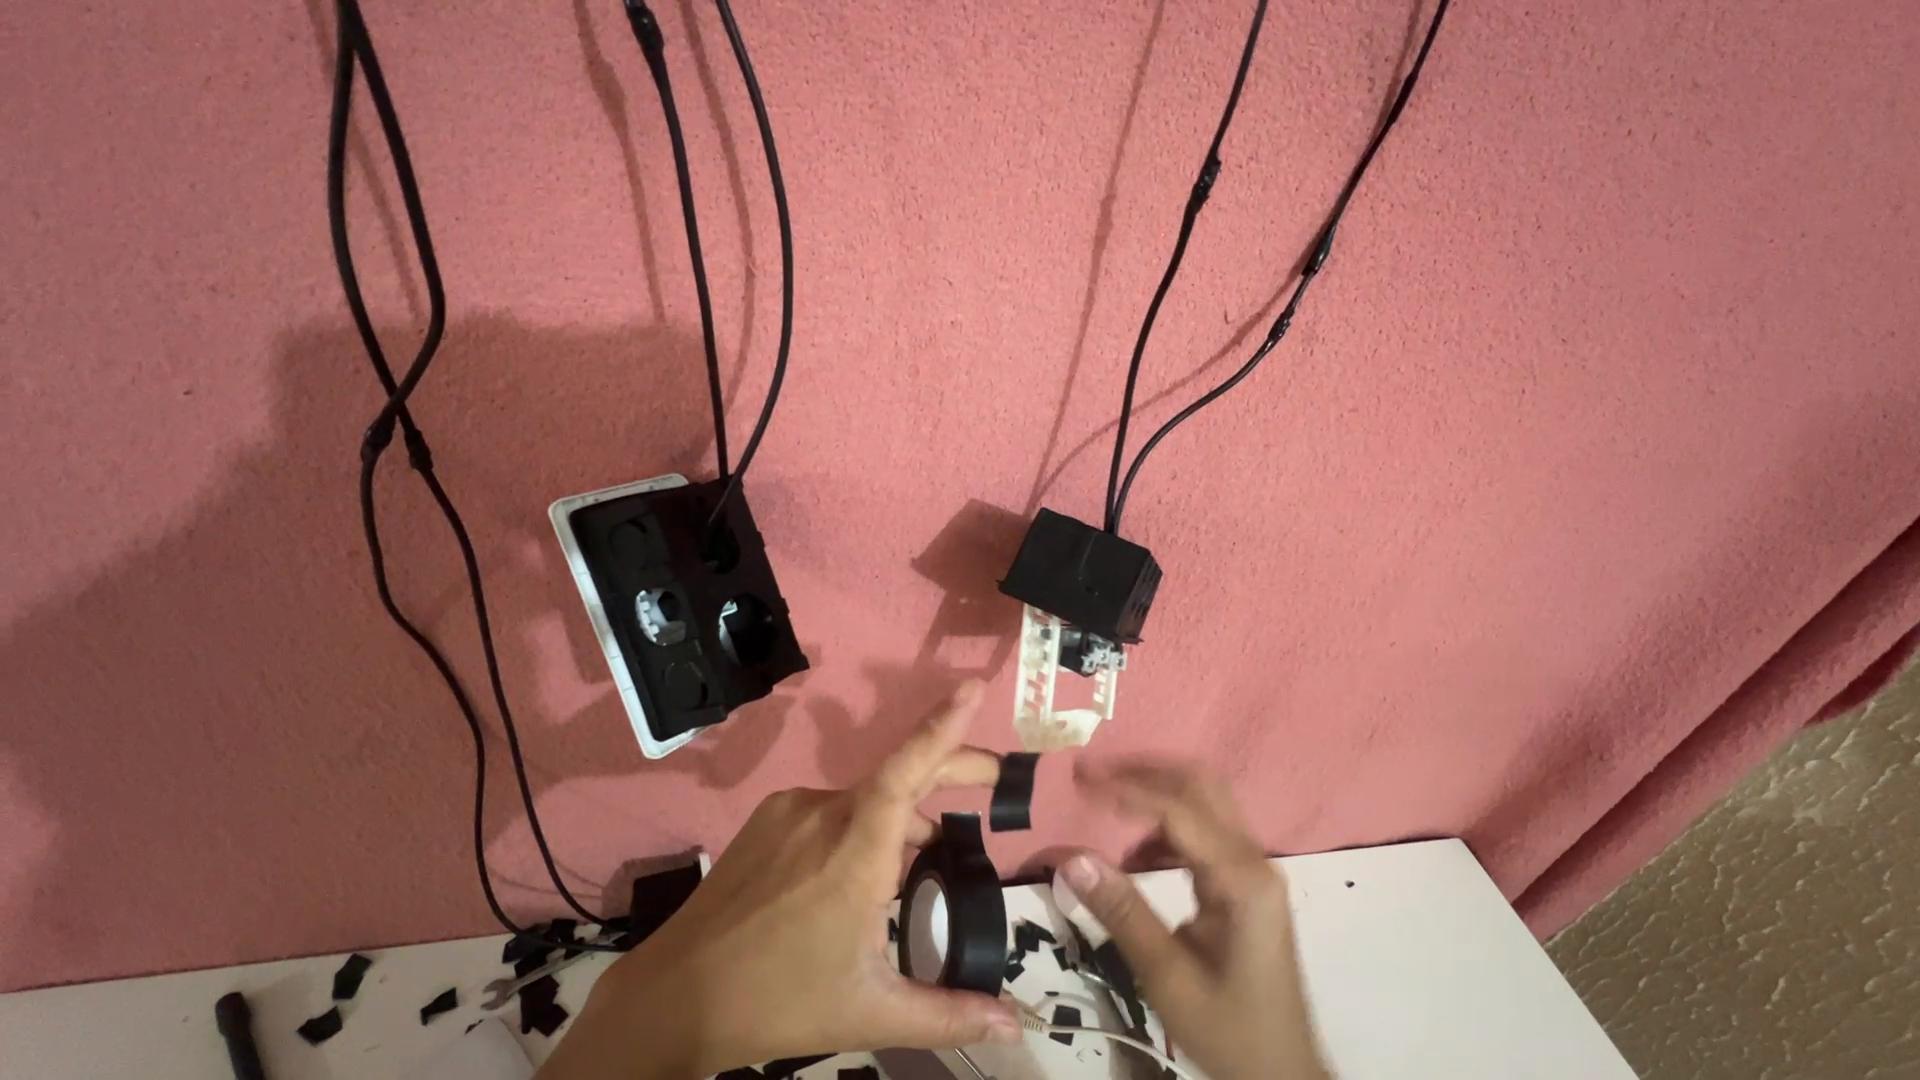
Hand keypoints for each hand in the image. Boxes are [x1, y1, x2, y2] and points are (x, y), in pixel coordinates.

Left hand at [539, 682, 1020, 1079]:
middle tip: (994, 780)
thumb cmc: (779, 1000)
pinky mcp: (769, 818)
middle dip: (953, 767)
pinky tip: (860, 874)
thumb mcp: (871, 1011)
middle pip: (900, 774)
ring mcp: (791, 811)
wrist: (675, 995)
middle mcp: (824, 814)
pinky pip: (834, 810)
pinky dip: (864, 828)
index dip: (941, 727)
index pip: (906, 772)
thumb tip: (1014, 1026)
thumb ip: (949, 1014)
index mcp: (855, 852)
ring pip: (867, 800)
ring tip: (920, 867)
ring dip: (903, 820)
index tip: (973, 687)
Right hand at [1064, 759, 1328, 1079]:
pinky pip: (1203, 833)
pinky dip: (1164, 829)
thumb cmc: (1229, 1031)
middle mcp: (1254, 861)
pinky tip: (1133, 857)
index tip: (1080, 782)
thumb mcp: (1168, 978)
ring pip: (1203, 803)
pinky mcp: (1244, 884)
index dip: (1127, 790)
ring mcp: (1253, 870)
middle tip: (1092, 775)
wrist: (1283, 1074)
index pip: (1179, 809)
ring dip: (1153, 798)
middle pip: (1200, 786)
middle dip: (1144, 773)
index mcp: (1242, 880)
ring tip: (1103, 811)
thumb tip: (1072, 857)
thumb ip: (1122, 912)